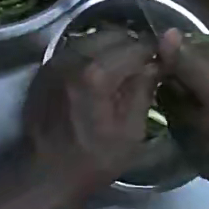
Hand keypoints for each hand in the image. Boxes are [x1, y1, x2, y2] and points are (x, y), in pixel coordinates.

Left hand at [22, 27, 159, 201]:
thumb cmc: (92, 160)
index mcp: (97, 74)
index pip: (135, 46)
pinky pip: (75, 48)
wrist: (44, 173)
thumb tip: (158, 62)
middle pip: (112, 35)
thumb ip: (143, 89)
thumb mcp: (130, 131)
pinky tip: (99, 73)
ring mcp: (56, 59)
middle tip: (144, 65)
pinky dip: (91, 53)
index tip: (165, 57)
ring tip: (123, 69)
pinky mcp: (46, 66)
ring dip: (111, 47)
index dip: (154, 49)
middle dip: (132, 45)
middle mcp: (74, 57)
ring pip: (92, 37)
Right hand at [158, 29, 208, 183]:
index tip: (147, 72)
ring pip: (180, 110)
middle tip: (171, 108)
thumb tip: (165, 30)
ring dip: (181, 122)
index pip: (182, 52)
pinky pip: (189, 134)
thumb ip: (187, 62)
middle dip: (171, 97)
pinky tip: (194, 146)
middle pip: (178, 83)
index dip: (165, 60)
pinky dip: (190, 141)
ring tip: (189, 133)